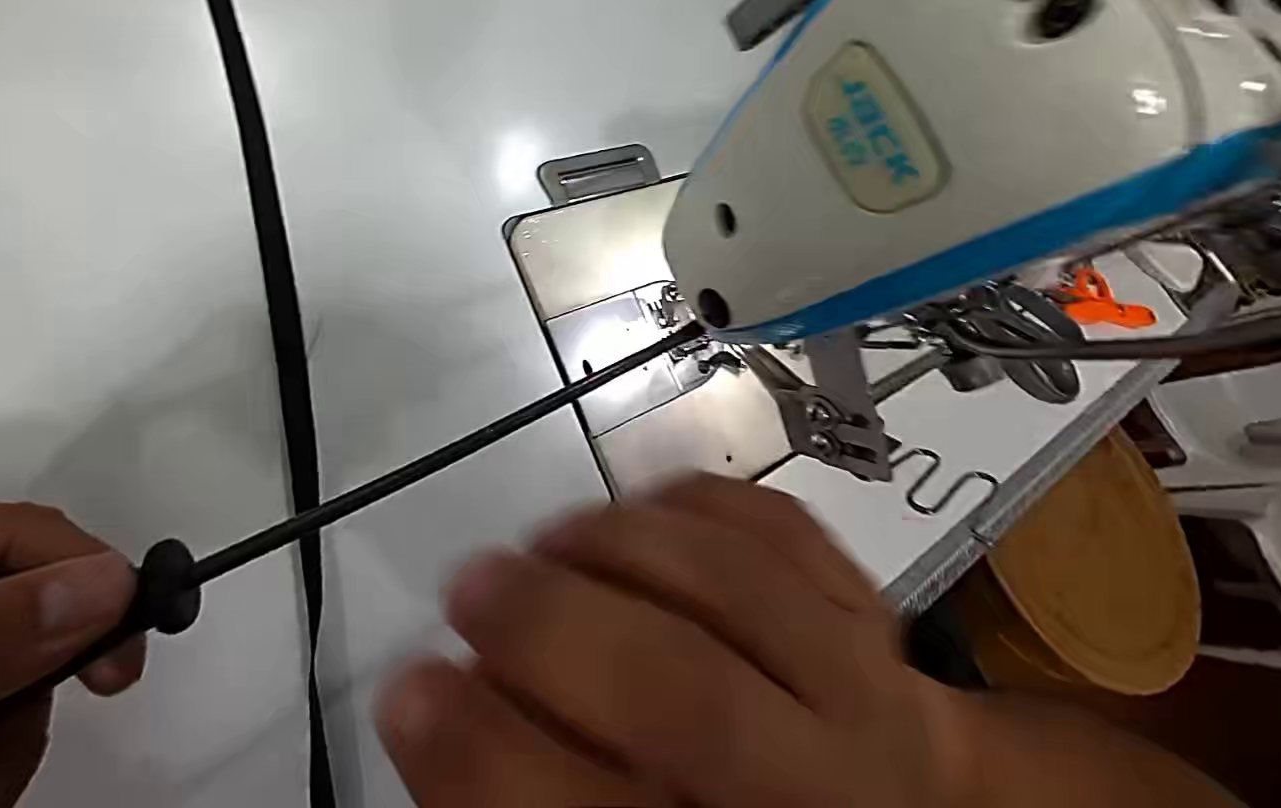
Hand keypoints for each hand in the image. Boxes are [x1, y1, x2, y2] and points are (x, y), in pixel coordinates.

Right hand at [375, 475, 970, 806]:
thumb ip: (549, 780)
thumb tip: (454, 691)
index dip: (481, 753)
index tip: (407, 685)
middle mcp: (817, 780)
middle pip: (682, 692)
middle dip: (553, 624)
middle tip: (472, 581)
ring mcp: (865, 681)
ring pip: (738, 589)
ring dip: (623, 545)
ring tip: (552, 536)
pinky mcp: (873, 608)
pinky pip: (788, 530)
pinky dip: (706, 500)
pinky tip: (648, 505)